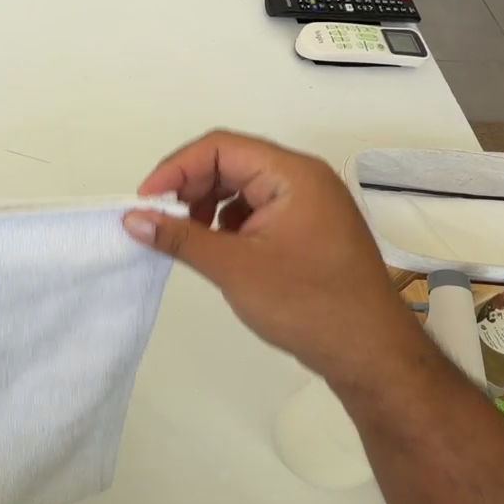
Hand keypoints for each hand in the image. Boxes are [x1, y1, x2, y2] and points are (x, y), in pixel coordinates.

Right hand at [123, 130, 426, 385]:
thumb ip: (179, 237)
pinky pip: (255, 208)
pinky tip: (216, 248)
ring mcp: (308, 204)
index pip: (220, 147)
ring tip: (186, 235)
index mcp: (292, 174)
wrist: (372, 356)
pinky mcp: (307, 229)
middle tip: (160, 218)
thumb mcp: (233, 267)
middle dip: (189, 186)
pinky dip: (226, 221)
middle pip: (230, 161)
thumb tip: (132, 218)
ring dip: (205, 204)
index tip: (146, 200)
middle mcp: (303, 179)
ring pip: (240, 185)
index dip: (176, 167)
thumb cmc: (307, 303)